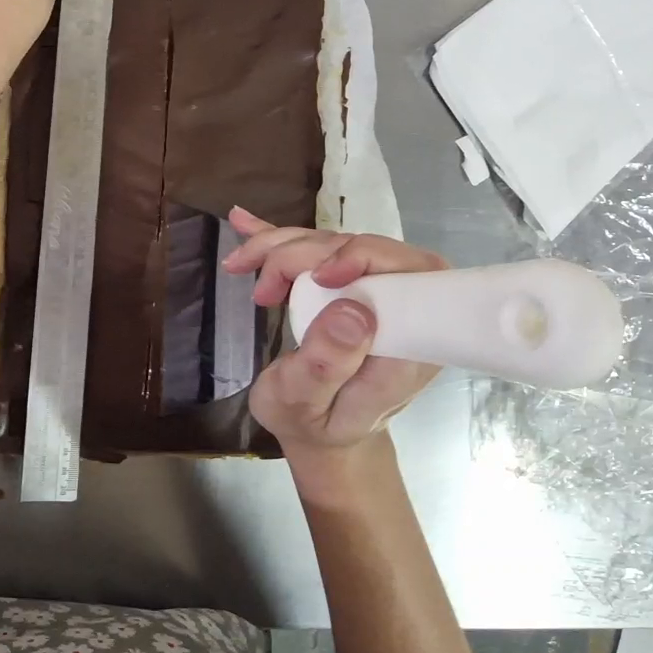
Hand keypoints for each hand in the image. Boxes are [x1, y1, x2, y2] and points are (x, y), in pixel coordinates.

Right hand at [222, 208, 448, 459]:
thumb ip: (327, 365)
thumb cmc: (312, 425)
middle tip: (260, 291)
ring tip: (240, 265)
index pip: (411, 274)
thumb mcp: (307, 405)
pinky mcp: (348, 285)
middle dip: (304, 253)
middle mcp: (403, 310)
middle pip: (364, 249)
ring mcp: (375, 293)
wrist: (319, 430)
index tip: (319, 276)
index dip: (367, 257)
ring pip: (336, 243)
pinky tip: (245, 221)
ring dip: (283, 245)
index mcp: (410, 343)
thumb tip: (355, 311)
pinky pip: (318, 250)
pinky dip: (279, 236)